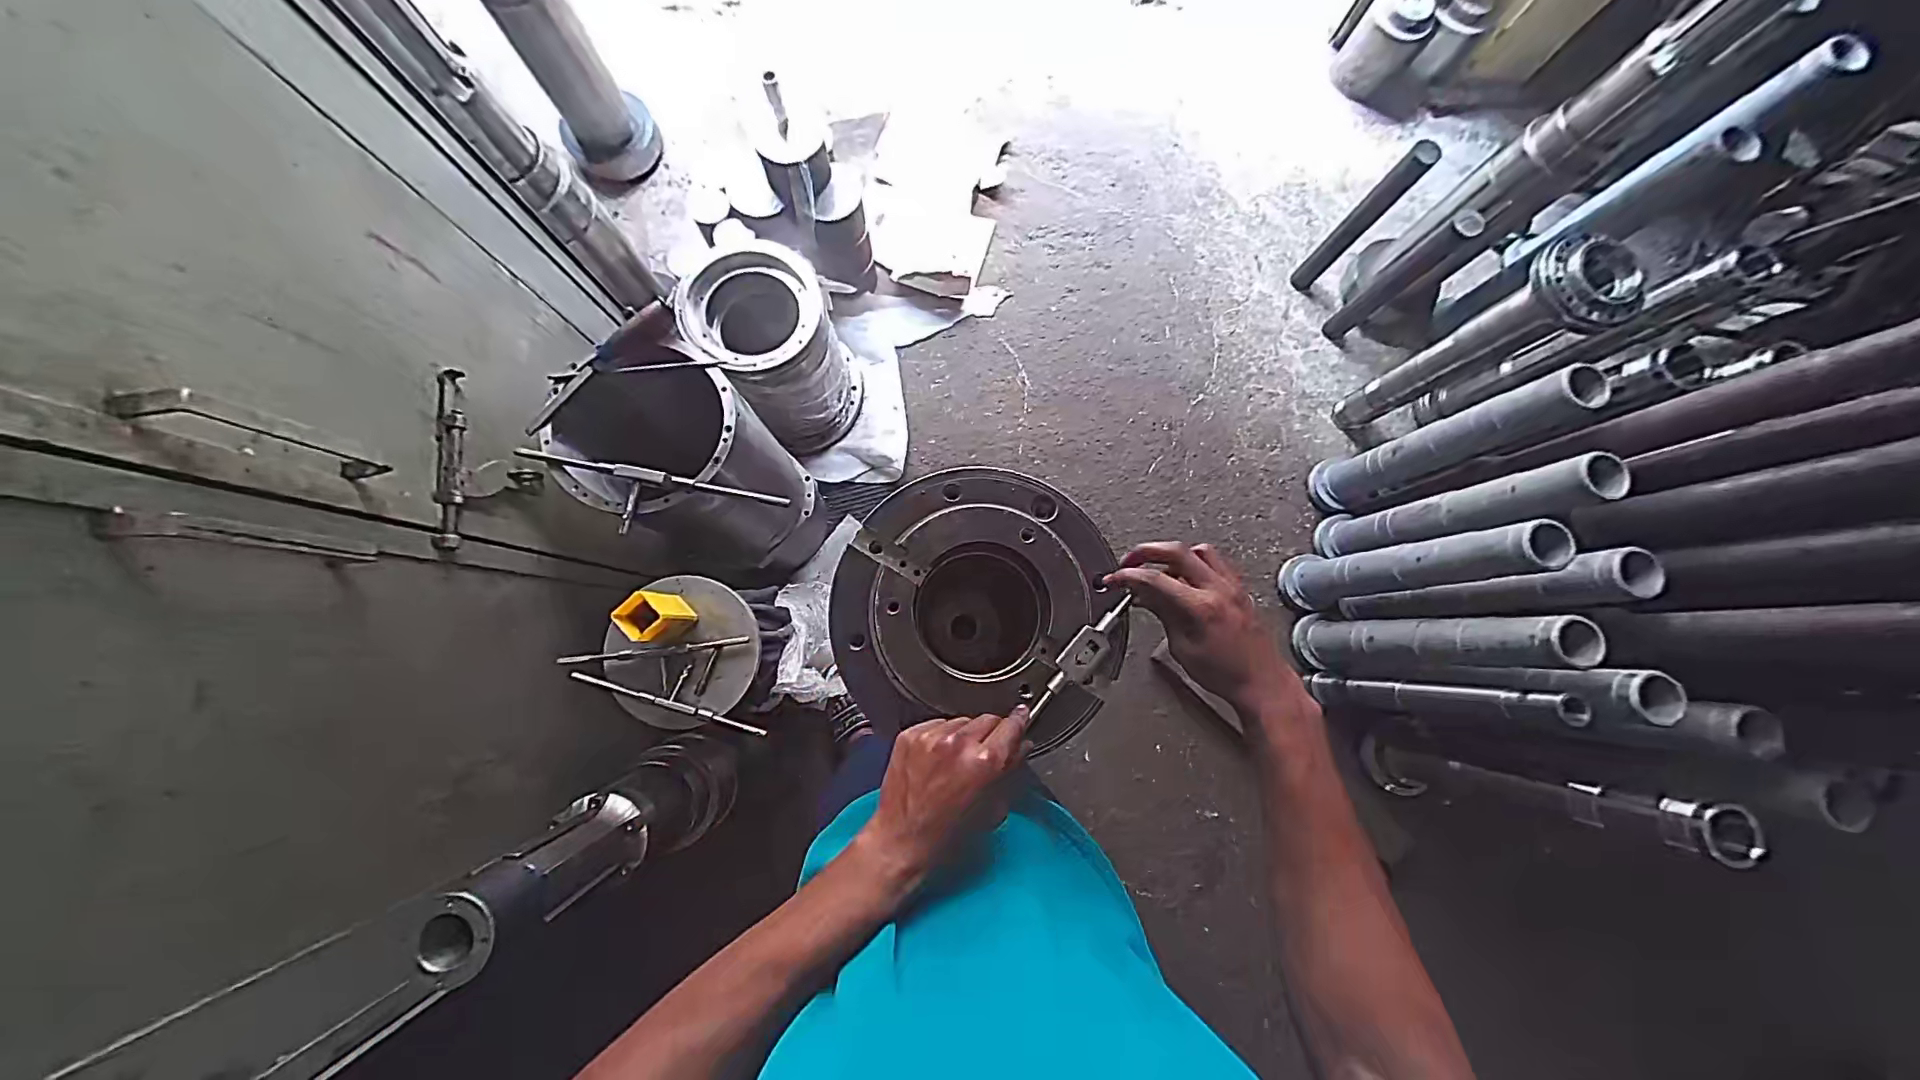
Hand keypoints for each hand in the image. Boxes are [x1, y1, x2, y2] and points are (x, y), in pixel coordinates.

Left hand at [856, 707, 1032, 881]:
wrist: (900, 839)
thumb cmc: (943, 835)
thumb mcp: (990, 808)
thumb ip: (1009, 771)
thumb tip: (1020, 747)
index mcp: (983, 761)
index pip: (1011, 725)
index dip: (1019, 722)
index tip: (1021, 716)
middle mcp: (957, 743)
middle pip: (988, 718)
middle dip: (991, 733)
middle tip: (983, 754)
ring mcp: (931, 737)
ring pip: (961, 720)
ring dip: (965, 735)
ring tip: (955, 762)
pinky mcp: (910, 735)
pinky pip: (936, 724)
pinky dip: (941, 736)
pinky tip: (937, 759)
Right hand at [1107, 542, 1293, 707]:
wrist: (1261, 683)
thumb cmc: (1227, 675)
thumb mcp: (1182, 647)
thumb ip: (1163, 613)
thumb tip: (1143, 594)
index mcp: (1202, 607)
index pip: (1155, 578)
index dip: (1128, 575)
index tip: (1115, 579)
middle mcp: (1220, 591)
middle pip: (1177, 550)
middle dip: (1146, 552)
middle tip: (1129, 562)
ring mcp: (1233, 588)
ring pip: (1198, 551)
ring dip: (1172, 554)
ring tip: (1157, 569)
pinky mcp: (1239, 590)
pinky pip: (1215, 563)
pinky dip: (1194, 563)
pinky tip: (1184, 577)